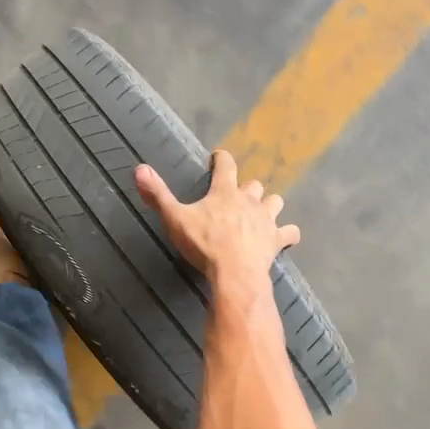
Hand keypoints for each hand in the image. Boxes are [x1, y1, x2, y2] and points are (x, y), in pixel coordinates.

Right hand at [135, 150, 299, 287]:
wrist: (235, 271)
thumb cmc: (204, 244)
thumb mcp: (175, 219)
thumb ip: (158, 195)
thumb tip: (140, 169)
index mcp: (225, 192)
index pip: (226, 166)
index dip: (222, 159)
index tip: (218, 157)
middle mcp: (249, 200)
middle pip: (254, 185)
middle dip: (246, 188)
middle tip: (237, 195)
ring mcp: (266, 219)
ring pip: (274, 202)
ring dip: (269, 204)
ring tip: (261, 212)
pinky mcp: (276, 239)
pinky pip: (289, 232)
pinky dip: (287, 233)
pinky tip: (284, 236)